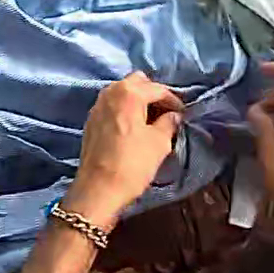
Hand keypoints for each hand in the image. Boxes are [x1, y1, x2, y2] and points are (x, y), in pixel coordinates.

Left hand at [66, 72, 184, 224]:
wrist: (98, 190)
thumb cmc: (132, 164)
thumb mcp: (159, 143)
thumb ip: (168, 123)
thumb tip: (173, 116)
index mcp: (129, 93)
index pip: (158, 89)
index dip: (173, 100)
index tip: (182, 114)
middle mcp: (111, 91)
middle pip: (138, 82)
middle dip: (153, 94)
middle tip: (166, 112)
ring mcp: (98, 104)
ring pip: (123, 91)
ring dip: (138, 100)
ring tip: (151, 119)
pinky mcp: (91, 119)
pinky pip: (113, 104)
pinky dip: (125, 108)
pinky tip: (133, 126)